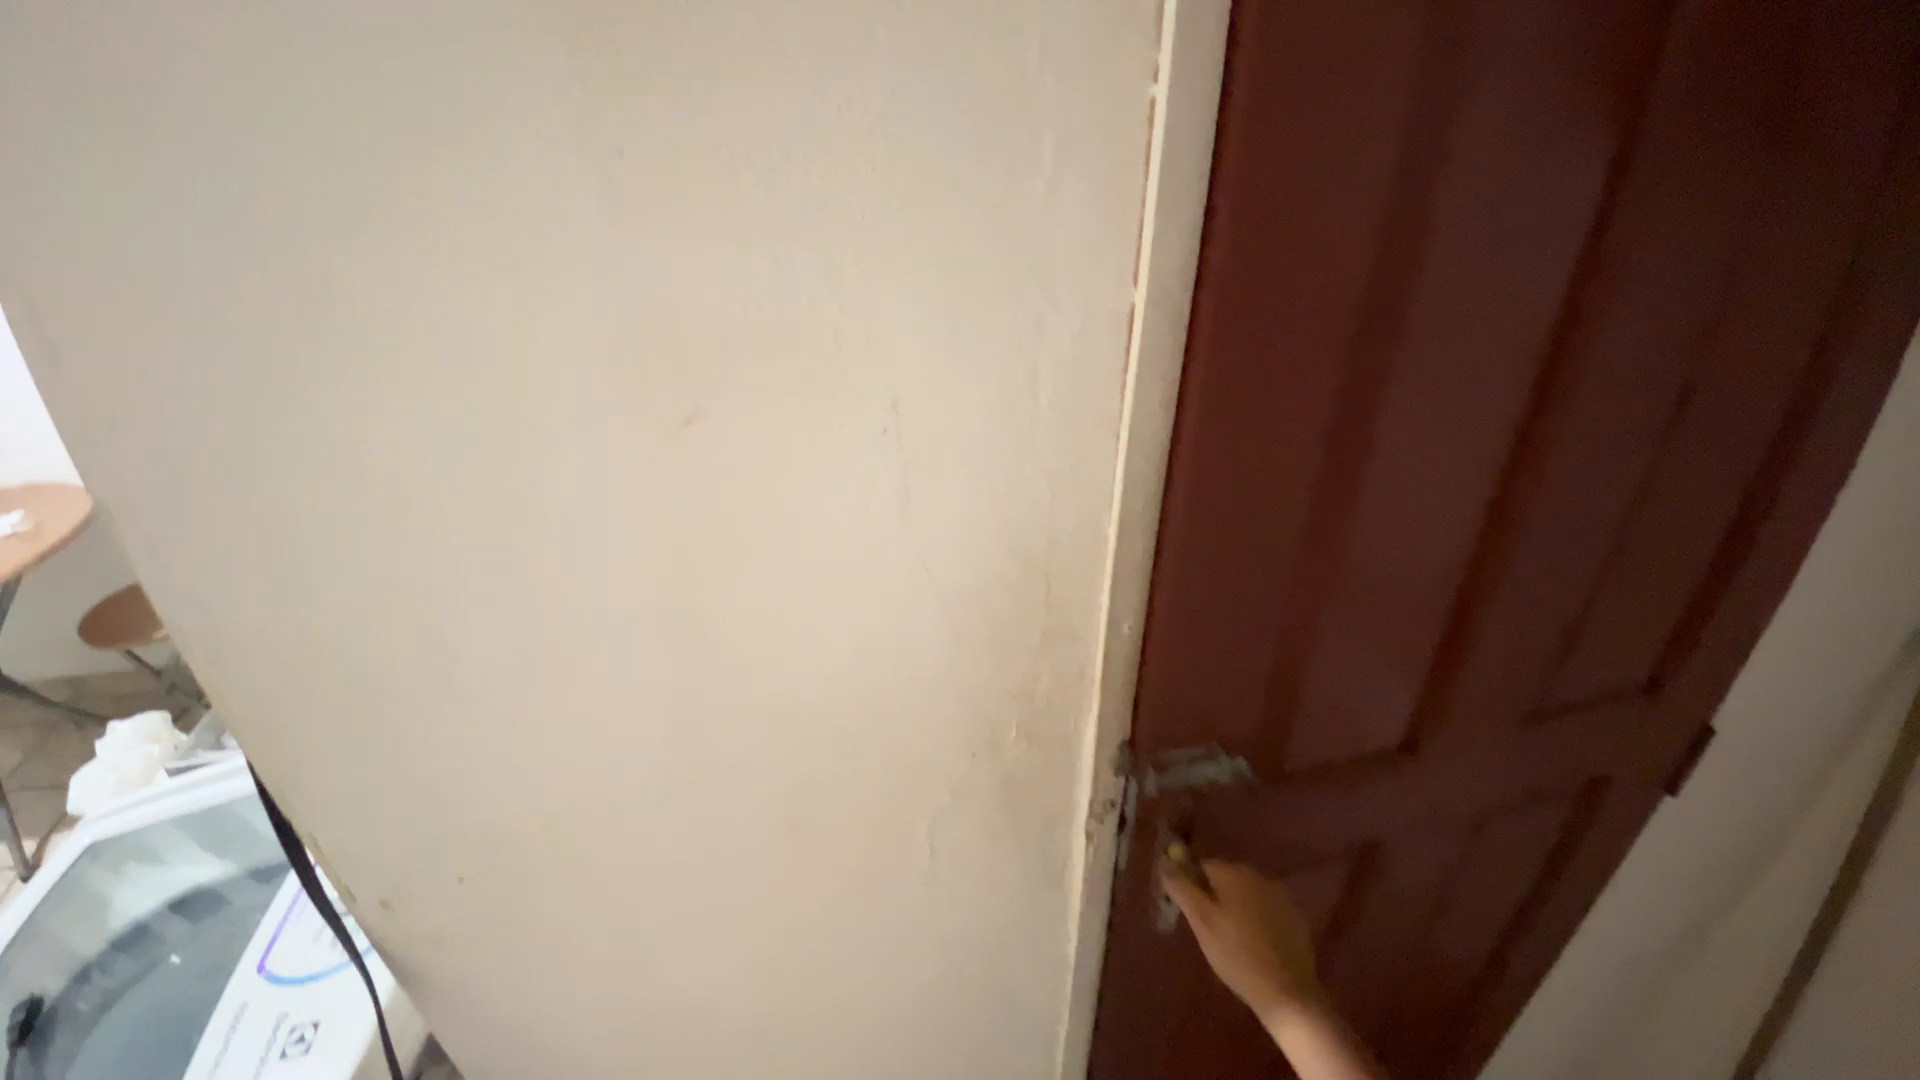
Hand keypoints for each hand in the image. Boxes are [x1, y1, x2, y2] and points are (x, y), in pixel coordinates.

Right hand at [1159, 848, 1321, 1023]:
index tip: (1188, 912)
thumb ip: (1181, 887)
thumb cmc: (1235, 954)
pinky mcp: (1295, 918)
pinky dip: (1255, 920)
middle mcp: (1259, 876)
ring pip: (1246, 894)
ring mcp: (1281, 897)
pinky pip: (1265, 910)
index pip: (1201, 865)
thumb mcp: (1200, 920)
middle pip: (1225, 878)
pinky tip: (1253, 944)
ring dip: (1234, 907)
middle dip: (1212, 896)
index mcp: (1234, 872)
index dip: (1190, 886)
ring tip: (1229, 938)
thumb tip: (1165, 859)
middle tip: (1206, 928)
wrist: (1287, 991)